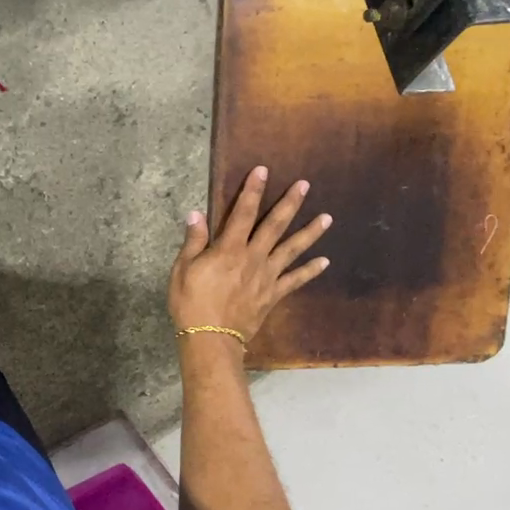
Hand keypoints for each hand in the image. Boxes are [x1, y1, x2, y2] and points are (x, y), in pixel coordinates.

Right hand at [168, 166, 330, 341]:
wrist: (210, 338)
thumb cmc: (190, 303)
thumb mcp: (182, 269)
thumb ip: (193, 241)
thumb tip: (196, 214)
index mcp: (229, 249)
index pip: (243, 212)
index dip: (252, 190)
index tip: (263, 171)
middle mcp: (253, 257)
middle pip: (275, 225)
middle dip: (290, 203)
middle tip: (305, 185)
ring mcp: (267, 276)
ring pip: (292, 249)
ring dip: (310, 232)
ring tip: (327, 218)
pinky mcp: (273, 294)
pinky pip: (295, 280)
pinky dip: (310, 270)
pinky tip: (325, 262)